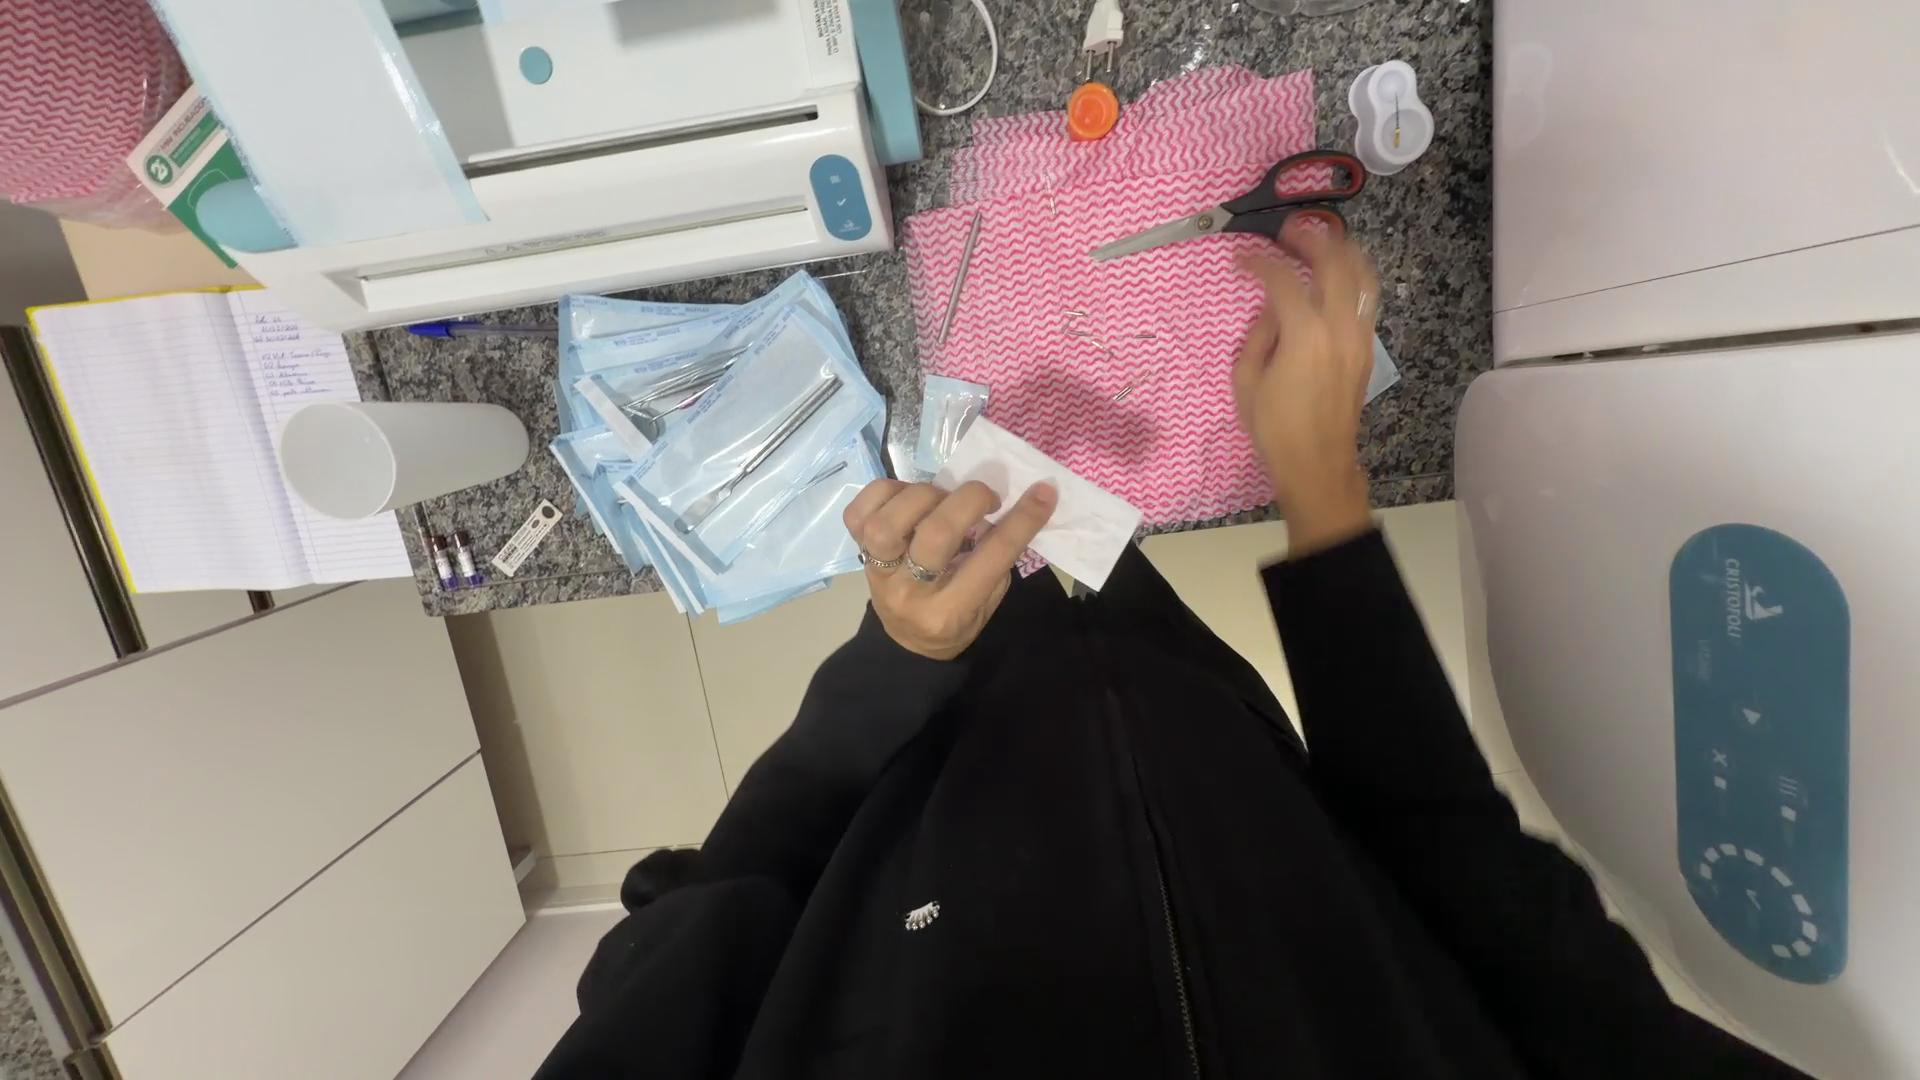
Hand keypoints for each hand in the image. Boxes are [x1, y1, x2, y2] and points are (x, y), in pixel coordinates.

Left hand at [843, 478, 1057, 659]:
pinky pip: (858, 514)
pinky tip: (907, 497)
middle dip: (969, 500)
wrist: (906, 642)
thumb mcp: (989, 599)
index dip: (1022, 520)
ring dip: (922, 496)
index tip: (1043, 492)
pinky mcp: (858, 555)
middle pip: (937, 534)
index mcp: (951, 612)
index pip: (991, 558)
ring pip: (887, 524)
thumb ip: (997, 557)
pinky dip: (884, 494)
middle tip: (985, 498)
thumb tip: (1010, 504)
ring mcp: (878, 574)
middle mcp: (910, 593)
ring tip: (941, 497)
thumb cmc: (957, 618)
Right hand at [1233, 227, 1378, 554]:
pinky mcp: (1366, 348)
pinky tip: (1339, 276)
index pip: (1282, 280)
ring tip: (1323, 241)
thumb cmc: (1273, 427)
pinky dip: (1355, 277)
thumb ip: (1257, 337)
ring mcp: (1359, 335)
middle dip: (1311, 238)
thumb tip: (1269, 311)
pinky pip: (1368, 298)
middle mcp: (1339, 326)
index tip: (1241, 259)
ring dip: (1344, 250)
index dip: (1259, 263)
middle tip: (1289, 231)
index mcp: (1304, 334)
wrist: (1316, 461)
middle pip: (1334, 262)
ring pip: (1363, 275)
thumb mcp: (1247, 382)